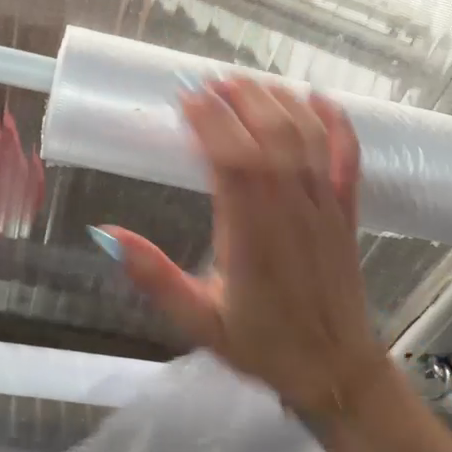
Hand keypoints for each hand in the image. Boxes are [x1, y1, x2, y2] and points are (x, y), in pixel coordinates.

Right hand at [99, 78, 398, 428]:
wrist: (333, 369)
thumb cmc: (261, 345)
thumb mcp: (197, 320)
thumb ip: (154, 276)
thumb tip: (105, 234)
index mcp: (250, 234)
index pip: (231, 159)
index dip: (209, 121)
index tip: (186, 99)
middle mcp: (290, 210)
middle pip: (270, 134)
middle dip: (240, 99)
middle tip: (211, 82)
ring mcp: (324, 207)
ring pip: (306, 136)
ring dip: (278, 101)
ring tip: (248, 83)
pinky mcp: (347, 213)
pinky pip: (347, 157)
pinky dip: (336, 123)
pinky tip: (318, 99)